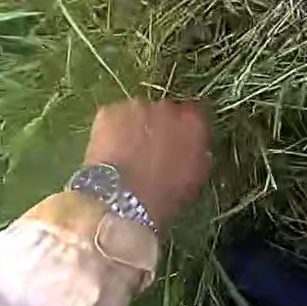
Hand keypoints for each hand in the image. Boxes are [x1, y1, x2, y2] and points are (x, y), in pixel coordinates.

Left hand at [84, 99, 211, 229]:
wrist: (123, 199)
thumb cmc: (165, 196)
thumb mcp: (194, 180)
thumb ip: (198, 157)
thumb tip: (196, 150)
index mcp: (193, 123)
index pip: (192, 117)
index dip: (181, 132)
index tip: (175, 146)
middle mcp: (167, 107)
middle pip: (163, 112)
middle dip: (157, 127)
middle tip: (148, 151)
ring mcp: (136, 106)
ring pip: (136, 114)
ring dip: (134, 128)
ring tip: (125, 153)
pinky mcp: (108, 111)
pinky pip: (112, 118)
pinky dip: (111, 131)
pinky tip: (109, 151)